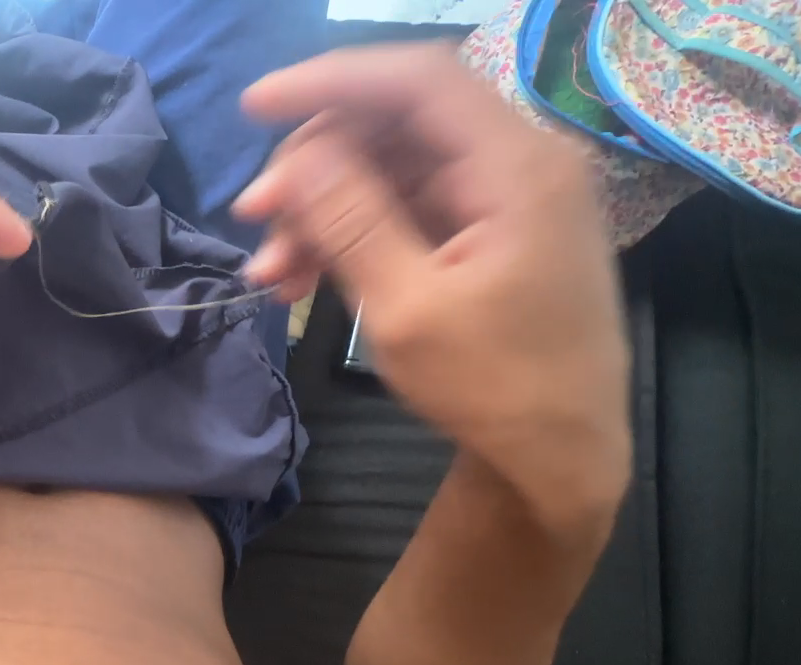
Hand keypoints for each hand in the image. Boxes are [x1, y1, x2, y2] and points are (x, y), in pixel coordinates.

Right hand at [234, 46, 630, 534]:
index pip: (416, 83)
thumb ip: (353, 223)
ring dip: (317, 215)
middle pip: (392, 128)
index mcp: (512, 167)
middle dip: (310, 171)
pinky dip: (344, 239)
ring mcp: (494, 198)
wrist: (549, 445)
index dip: (328, 83)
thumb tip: (297, 159)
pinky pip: (397, 212)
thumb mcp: (405, 307)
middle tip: (251, 222)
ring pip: (384, 174)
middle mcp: (510, 163)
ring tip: (270, 276)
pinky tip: (301, 280)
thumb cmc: (487, 382)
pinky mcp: (476, 232)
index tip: (252, 107)